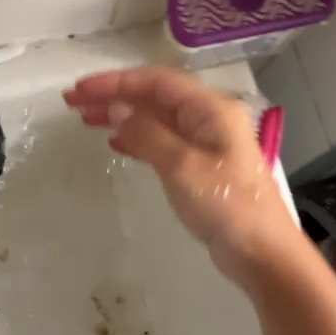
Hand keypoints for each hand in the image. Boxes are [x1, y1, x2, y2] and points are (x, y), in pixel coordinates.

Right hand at [64, 67, 295, 281]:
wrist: (262, 254)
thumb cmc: (226, 206)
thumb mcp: (182, 166)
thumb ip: (147, 133)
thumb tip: (116, 109)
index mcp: (210, 109)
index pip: (155, 81)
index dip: (115, 81)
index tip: (80, 90)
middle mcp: (207, 118)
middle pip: (153, 96)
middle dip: (113, 96)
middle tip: (73, 103)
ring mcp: (204, 143)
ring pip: (155, 118)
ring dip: (121, 116)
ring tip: (85, 120)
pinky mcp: (199, 167)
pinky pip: (160, 141)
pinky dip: (136, 138)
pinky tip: (115, 143)